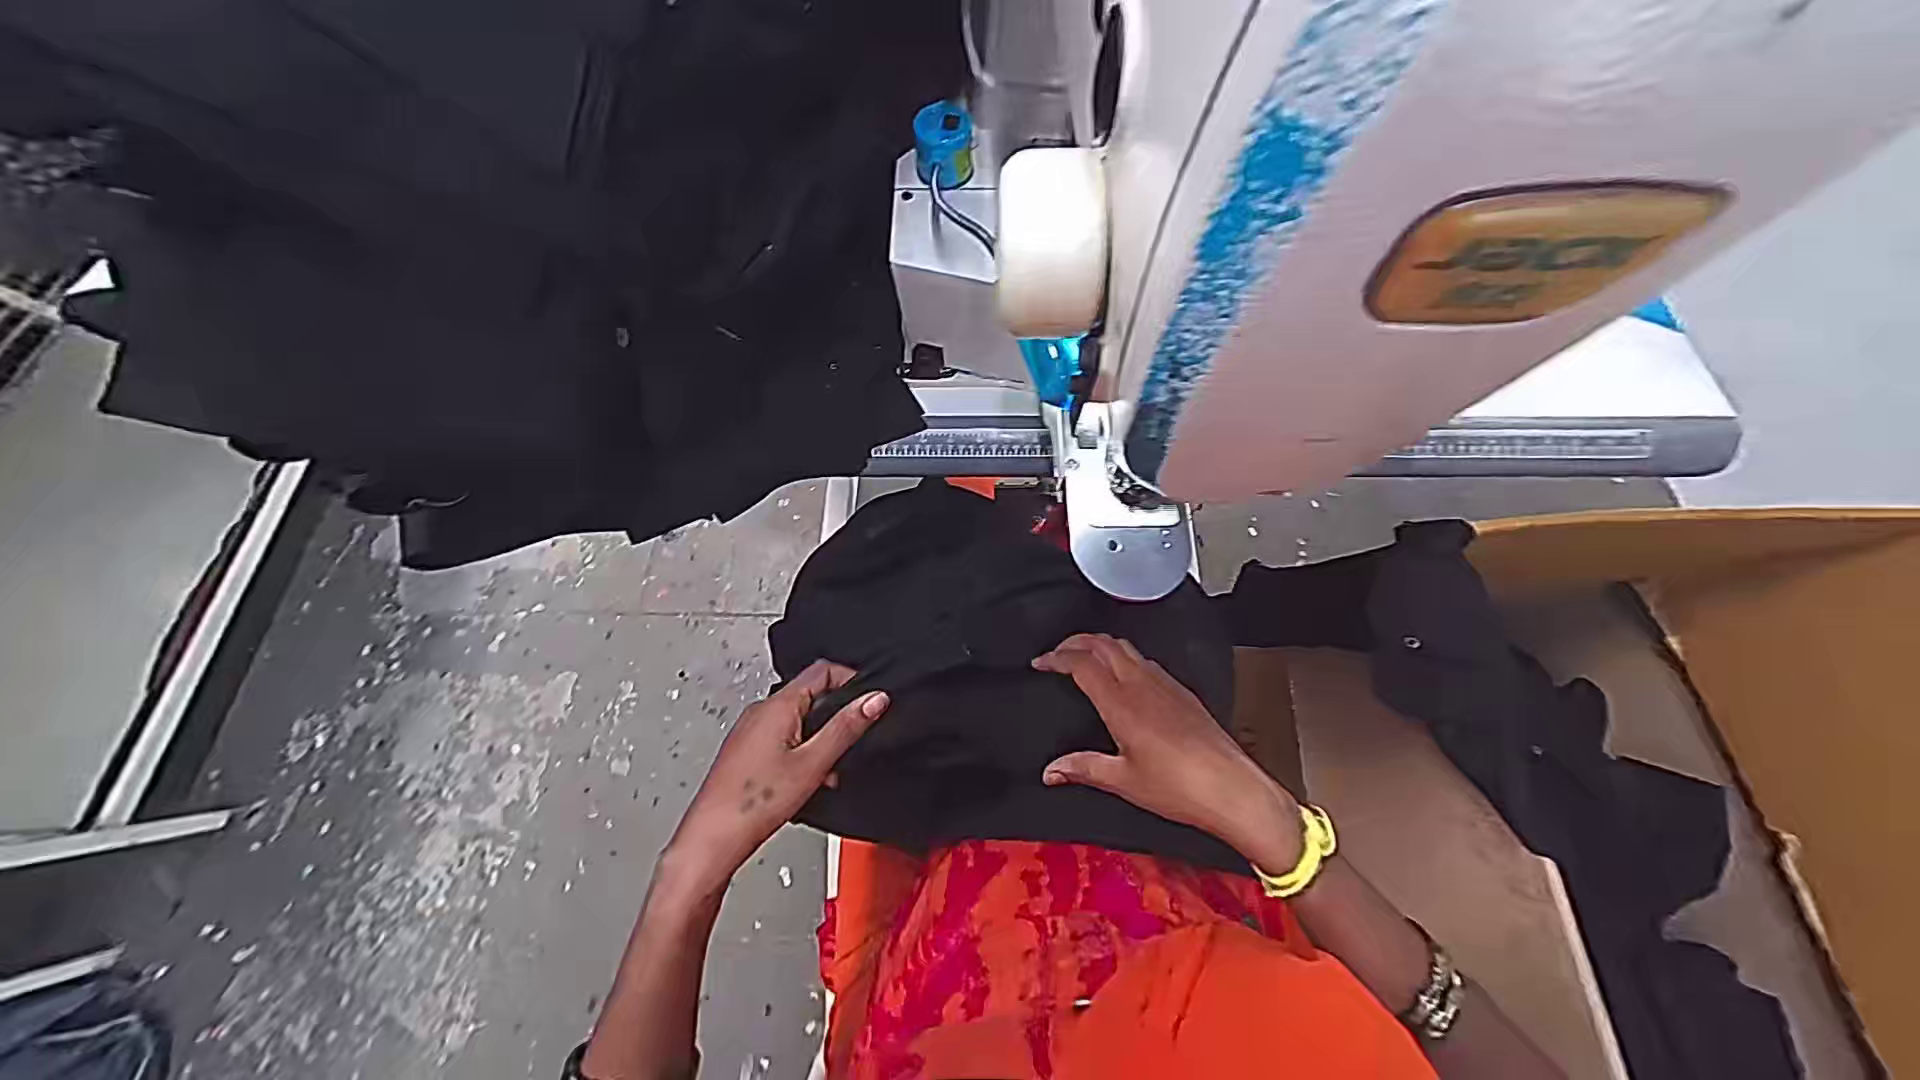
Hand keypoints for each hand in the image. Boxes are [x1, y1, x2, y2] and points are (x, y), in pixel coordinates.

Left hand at [660, 661, 888, 896]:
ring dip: (818, 742)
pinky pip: (783, 739)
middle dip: (835, 719)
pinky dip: (800, 754)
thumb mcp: (814, 762)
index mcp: (778, 705)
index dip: (852, 681)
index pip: (823, 670)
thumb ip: (847, 727)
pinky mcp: (747, 750)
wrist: (712, 839)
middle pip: (812, 696)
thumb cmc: (752, 803)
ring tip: (821, 773)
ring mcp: (751, 730)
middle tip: (845, 747)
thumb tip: (874, 699)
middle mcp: (761, 711)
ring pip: (799, 721)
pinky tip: (802, 782)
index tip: (869, 702)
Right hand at [1034, 634, 1304, 871]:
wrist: (1234, 790)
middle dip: (1075, 641)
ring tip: (1085, 657)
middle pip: (1103, 643)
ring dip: (1100, 644)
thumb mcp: (1123, 781)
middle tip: (1057, 652)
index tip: (1040, 662)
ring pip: (1126, 647)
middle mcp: (1143, 685)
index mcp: (1122, 704)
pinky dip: (1124, 657)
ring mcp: (1165, 684)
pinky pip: (1146, 660)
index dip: (1056, 657)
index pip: (1081, 662)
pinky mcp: (1182, 692)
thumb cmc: (1182, 787)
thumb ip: (1083, 768)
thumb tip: (1052, 770)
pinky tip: (1123, 677)